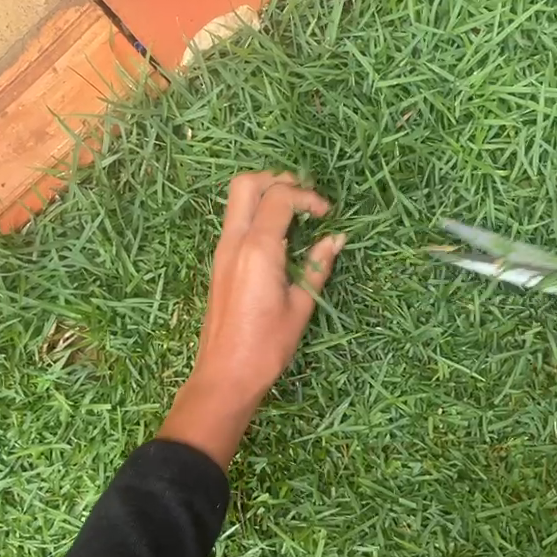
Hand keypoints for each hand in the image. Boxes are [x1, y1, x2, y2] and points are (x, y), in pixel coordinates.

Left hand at [158, 173, 346, 468]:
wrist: (226, 375)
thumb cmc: (267, 346)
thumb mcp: (301, 306)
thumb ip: (317, 266)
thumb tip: (336, 239)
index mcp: (257, 249)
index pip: (280, 198)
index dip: (308, 197)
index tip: (328, 215)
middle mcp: (234, 242)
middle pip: (247, 185)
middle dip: (277, 181)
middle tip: (305, 199)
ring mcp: (222, 252)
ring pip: (237, 202)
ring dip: (266, 197)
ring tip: (297, 215)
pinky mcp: (220, 264)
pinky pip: (236, 224)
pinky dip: (258, 217)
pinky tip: (282, 239)